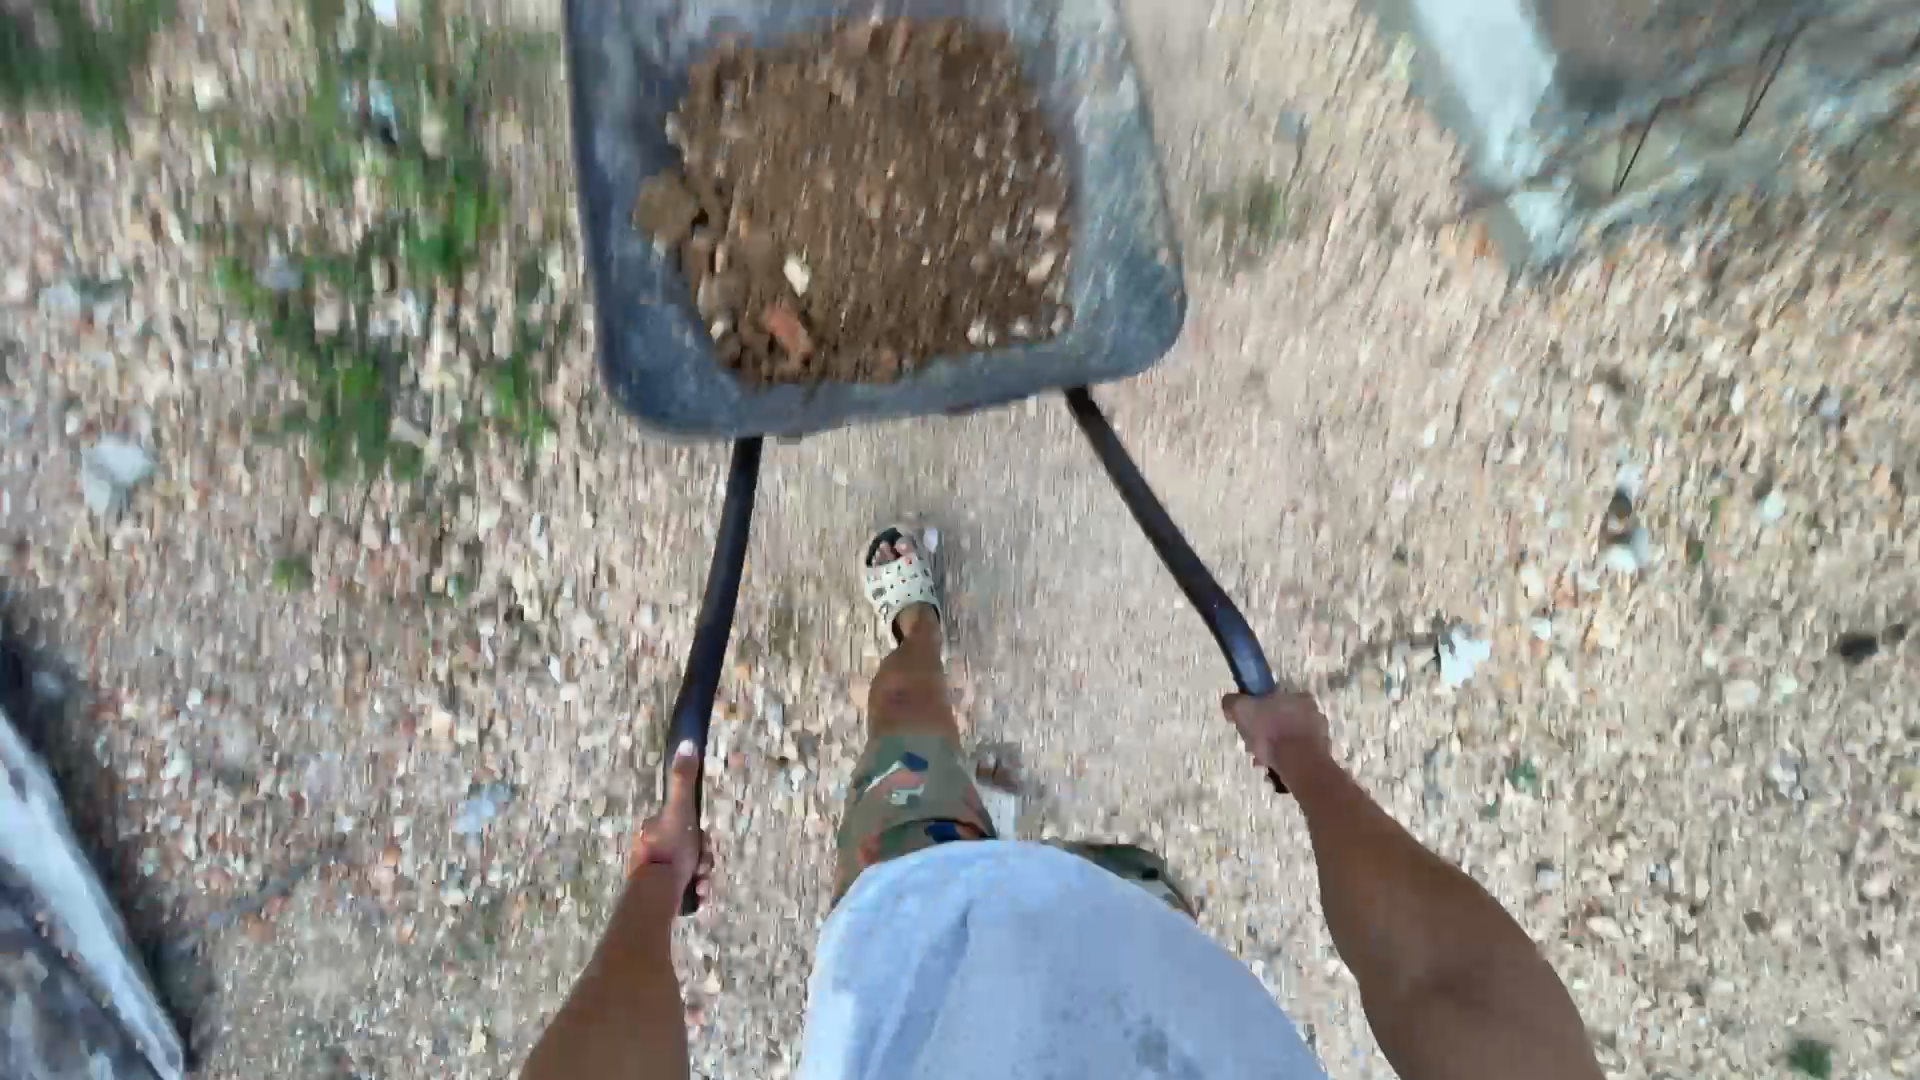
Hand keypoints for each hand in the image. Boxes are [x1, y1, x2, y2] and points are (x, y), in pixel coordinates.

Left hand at [627, 739, 713, 903]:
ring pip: (687, 867)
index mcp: (653, 827)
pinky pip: (682, 887)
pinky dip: (693, 889)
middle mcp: (649, 847)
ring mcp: (651, 871)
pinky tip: (698, 894)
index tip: (704, 842)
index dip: (699, 832)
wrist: (657, 893)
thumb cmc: (670, 848)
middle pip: (688, 845)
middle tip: (702, 865)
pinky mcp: (656, 893)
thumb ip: (683, 779)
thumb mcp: (680, 809)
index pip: (683, 822)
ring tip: (701, 883)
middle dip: (701, 856)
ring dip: (700, 874)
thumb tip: (687, 742)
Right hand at [1221, 691, 1330, 780]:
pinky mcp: (1322, 755)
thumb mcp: (1241, 709)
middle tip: (1253, 744)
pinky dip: (1285, 760)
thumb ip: (1232, 702)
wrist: (1298, 763)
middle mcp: (1314, 713)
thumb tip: (1230, 704)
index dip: (1260, 710)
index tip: (1251, 723)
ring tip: (1261, 761)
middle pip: (1282, 720)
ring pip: (1290, 739)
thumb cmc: (1270, 731)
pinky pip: (1298, 755)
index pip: (1277, 699)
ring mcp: (1320, 735)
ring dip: (1275, 748)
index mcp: (1299, 697)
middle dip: (1267, 732)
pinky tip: (1273, 768)